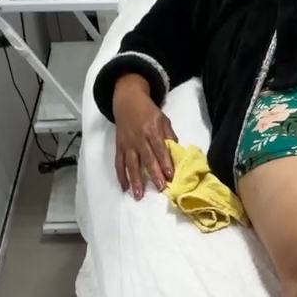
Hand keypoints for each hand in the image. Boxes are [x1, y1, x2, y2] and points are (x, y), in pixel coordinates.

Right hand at [113, 74, 177, 198]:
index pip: (160, 149)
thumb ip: (169, 136)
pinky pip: (119, 163)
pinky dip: (121, 176)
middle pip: (147, 158)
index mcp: (152, 129)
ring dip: (135, 180)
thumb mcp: (163, 120)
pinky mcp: (119, 146)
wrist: (127, 101)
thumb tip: (177, 154)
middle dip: (153, 174)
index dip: (165, 163)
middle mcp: (139, 137)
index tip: (170, 176)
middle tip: (160, 188)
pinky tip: (125, 188)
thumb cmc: (149, 112)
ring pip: (131, 164)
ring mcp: (127, 143)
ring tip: (139, 195)